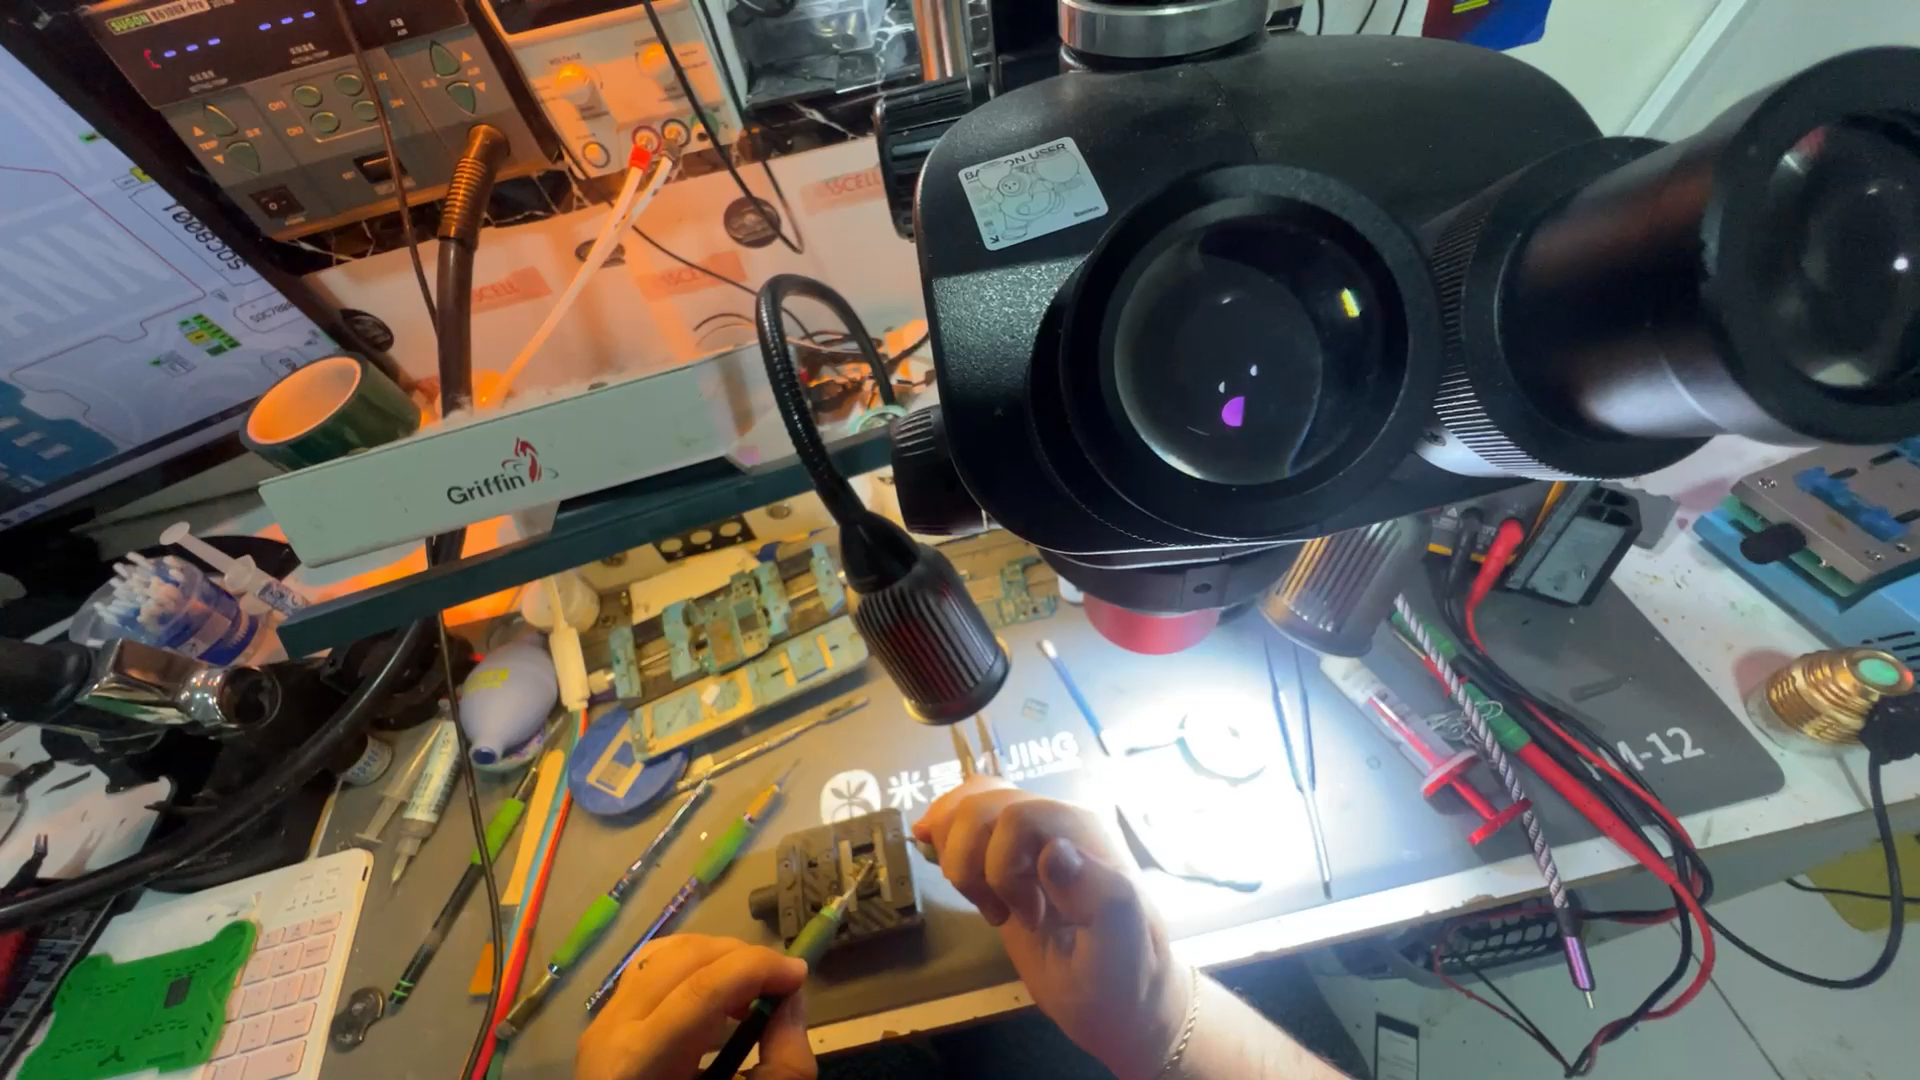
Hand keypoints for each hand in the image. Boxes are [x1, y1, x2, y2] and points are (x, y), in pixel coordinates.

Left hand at [575, 934, 814, 1079]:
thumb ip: (785, 1065)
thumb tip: (792, 999)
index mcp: (636, 1066)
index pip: (702, 989)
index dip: (758, 969)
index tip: (799, 976)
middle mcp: (608, 1036)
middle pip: (685, 960)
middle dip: (742, 958)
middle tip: (779, 982)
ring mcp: (601, 1025)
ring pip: (667, 952)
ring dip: (718, 957)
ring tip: (749, 989)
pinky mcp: (605, 1023)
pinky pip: (651, 968)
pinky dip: (693, 966)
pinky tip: (717, 994)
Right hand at [914, 777, 1189, 1079]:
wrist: (1123, 1000)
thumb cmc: (1123, 978)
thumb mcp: (1121, 950)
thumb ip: (1098, 894)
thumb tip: (1053, 853)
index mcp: (1082, 833)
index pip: (1017, 817)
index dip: (1003, 869)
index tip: (1028, 918)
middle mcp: (1055, 821)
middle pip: (984, 804)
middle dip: (972, 863)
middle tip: (1000, 913)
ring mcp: (1029, 834)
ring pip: (969, 804)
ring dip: (956, 854)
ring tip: (982, 897)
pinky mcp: (1007, 851)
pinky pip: (967, 811)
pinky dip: (943, 825)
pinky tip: (931, 842)